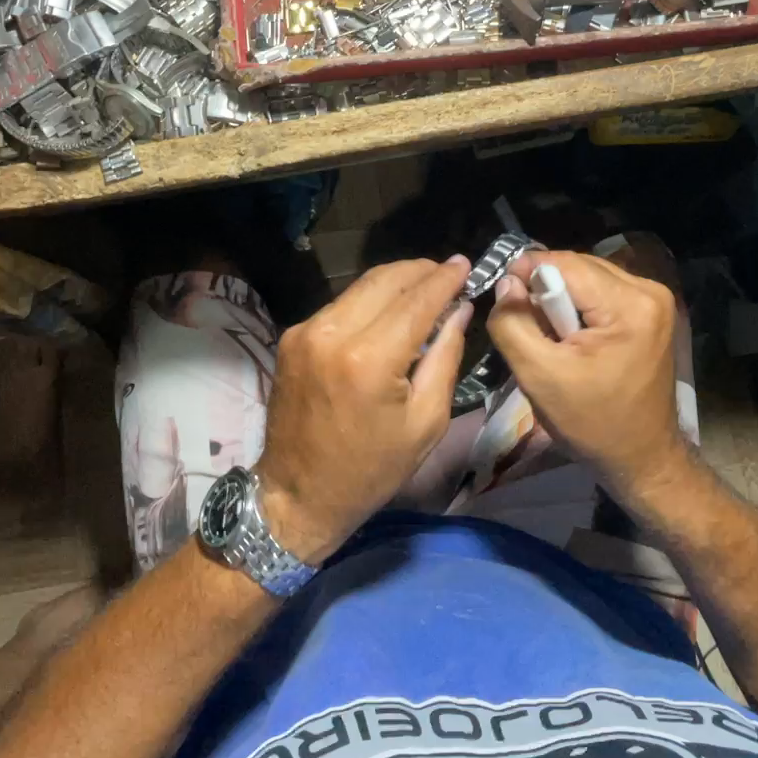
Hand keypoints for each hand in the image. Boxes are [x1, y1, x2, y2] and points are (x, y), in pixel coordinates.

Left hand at [255, 257, 472, 563]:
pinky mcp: (292, 337)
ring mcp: (305, 332)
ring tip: (424, 291)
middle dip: (420, 271)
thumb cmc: (370, 469)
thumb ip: (445, 357)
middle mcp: (332, 333)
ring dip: (394, 283)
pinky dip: (369, 302)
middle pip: (384, 280)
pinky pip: (340, 306)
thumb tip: (460, 311)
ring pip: (360, 287)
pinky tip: (388, 313)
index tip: (466, 263)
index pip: (417, 301)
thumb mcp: (425, 422)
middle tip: (448, 273)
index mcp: (369, 359)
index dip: (445, 279)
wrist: (298, 494)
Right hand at [487, 251, 684, 497]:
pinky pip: (600, 291)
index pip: (564, 263)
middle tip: (525, 323)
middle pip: (577, 266)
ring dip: (560, 298)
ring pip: (587, 276)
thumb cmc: (591, 422)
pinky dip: (578, 307)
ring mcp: (654, 299)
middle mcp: (649, 291)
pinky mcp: (651, 311)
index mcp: (629, 305)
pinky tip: (571, 337)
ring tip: (549, 335)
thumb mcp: (538, 375)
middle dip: (544, 288)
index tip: (502, 295)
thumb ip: (513, 323)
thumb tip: (505, 282)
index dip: (526, 272)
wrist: (640, 456)